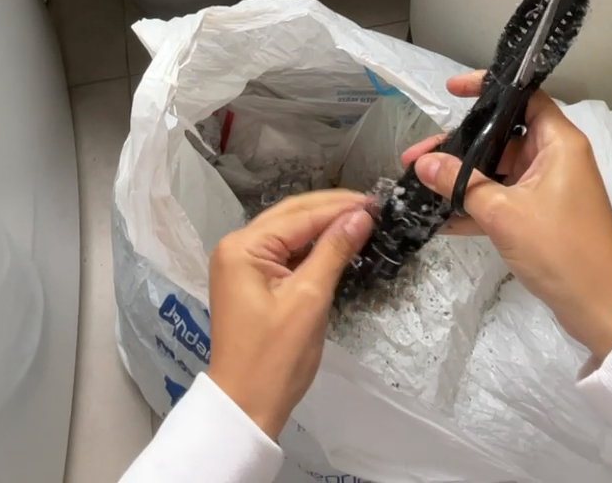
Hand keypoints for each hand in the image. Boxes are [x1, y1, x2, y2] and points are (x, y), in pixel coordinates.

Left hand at [205, 189, 374, 437]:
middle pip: (291, 217)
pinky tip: (336, 243)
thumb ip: (334, 251)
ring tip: (360, 219)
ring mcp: (242, 264)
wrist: (246, 409)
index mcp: (243, 247)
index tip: (374, 202)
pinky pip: (285, 253)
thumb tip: (360, 215)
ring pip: (289, 233)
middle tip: (370, 206)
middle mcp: (237, 247)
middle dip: (331, 210)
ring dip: (323, 226)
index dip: (338, 207)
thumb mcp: (310, 299)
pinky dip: (311, 247)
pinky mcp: (251, 281)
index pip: (298, 216)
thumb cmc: (276, 358)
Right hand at [403, 72, 611, 358]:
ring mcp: (548, 187)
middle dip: (458, 145)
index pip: (525, 96)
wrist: (602, 311)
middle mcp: (555, 157)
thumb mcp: (503, 213)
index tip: (452, 91)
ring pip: (497, 169)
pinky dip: (476, 204)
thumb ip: (460, 183)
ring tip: (419, 182)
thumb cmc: (561, 249)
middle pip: (501, 135)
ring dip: (462, 178)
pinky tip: (439, 217)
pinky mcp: (541, 214)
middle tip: (418, 154)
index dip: (489, 88)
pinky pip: (502, 197)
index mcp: (559, 143)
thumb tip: (422, 162)